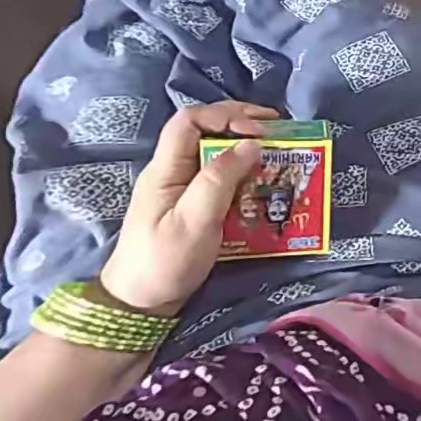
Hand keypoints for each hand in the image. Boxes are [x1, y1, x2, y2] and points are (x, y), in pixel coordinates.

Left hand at [99, 101, 277, 315]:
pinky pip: (221, 179)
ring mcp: (183, 189)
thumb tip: (252, 144)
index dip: (226, 116)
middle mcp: (174, 171)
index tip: (260, 130)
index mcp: (166, 169)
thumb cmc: (165, 262)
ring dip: (247, 150)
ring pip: (216, 155)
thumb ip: (220, 179)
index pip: (190, 121)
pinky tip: (265, 182)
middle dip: (242, 126)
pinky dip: (245, 175)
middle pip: (206, 131)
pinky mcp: (194, 206)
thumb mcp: (194, 221)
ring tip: (279, 154)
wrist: (140, 304)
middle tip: (279, 131)